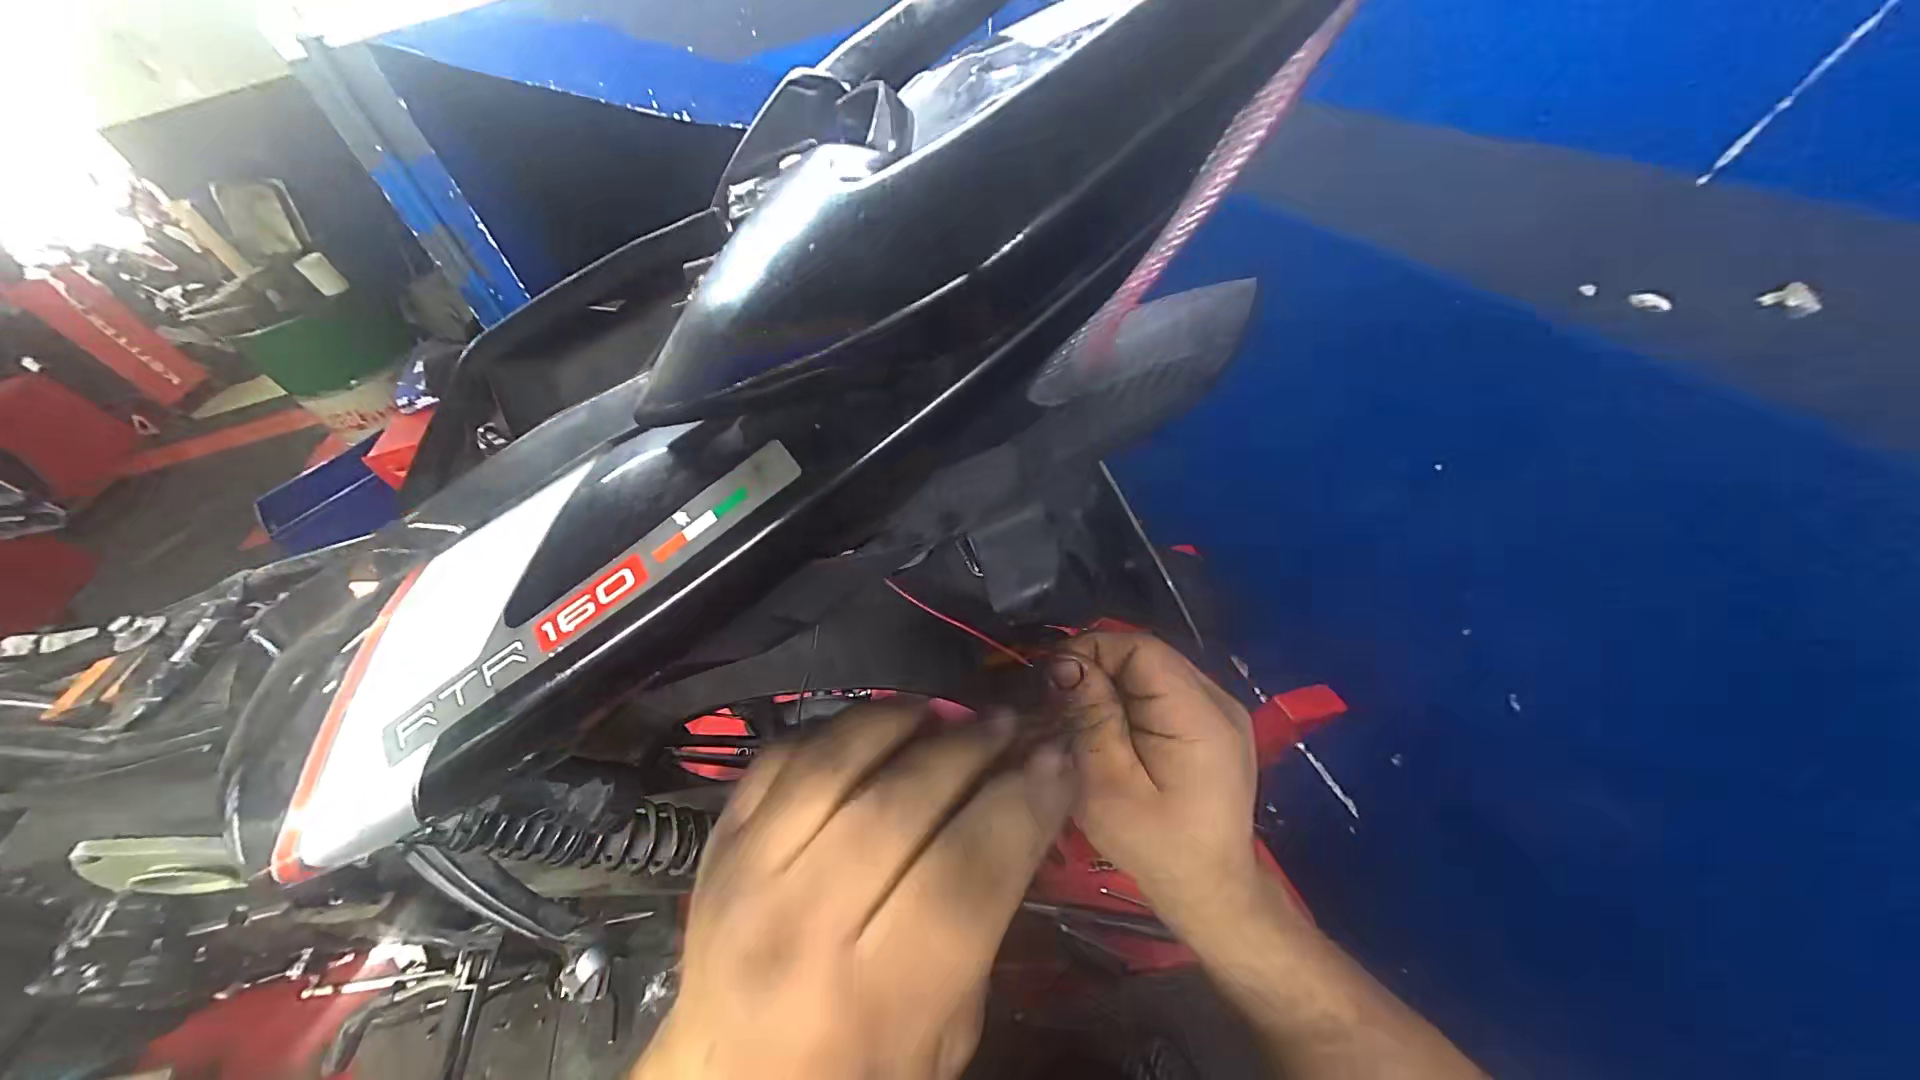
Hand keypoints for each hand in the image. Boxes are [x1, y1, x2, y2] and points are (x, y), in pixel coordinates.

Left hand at [632, 699, 1074, 1079]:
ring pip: (833, 763)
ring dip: (901, 721)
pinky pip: (782, 757)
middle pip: (900, 804)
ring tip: (944, 713)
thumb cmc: (859, 1070)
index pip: (964, 875)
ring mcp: (747, 876)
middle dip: (971, 750)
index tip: (1056, 762)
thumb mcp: (948, 1029)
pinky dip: (838, 730)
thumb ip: (984, 917)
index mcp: (873, 1000)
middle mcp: (802, 929)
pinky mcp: (720, 842)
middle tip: (1007, 725)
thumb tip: (1024, 800)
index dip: (1023, 805)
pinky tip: (877, 730)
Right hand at [1047, 632, 1269, 929]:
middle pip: (1146, 654)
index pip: (1140, 648)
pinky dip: (1128, 696)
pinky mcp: (1212, 722)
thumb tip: (1064, 663)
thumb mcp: (1108, 789)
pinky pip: (1162, 688)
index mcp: (1200, 716)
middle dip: (1096, 667)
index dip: (1090, 650)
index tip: (1052, 680)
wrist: (1212, 892)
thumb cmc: (1157, 848)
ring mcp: (1219, 710)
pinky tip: (1109, 725)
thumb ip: (1090, 720)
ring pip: (1151, 668)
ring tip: (1078, 712)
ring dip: (1109, 682)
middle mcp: (1218, 700)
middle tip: (1058, 699)